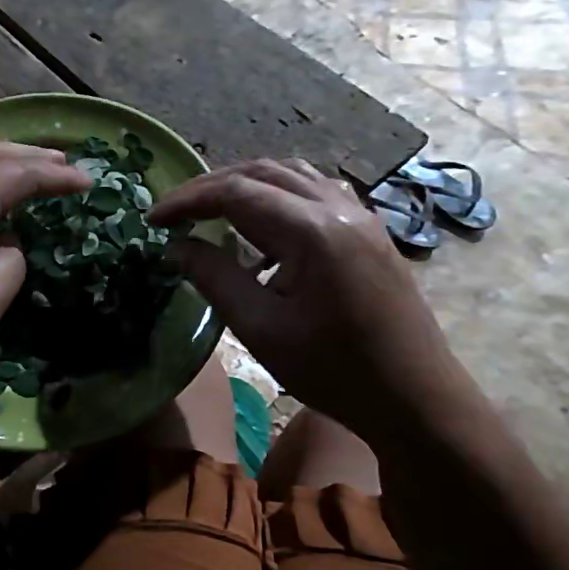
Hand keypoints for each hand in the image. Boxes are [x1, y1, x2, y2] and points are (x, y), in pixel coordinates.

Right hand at [148, 159, 458, 431]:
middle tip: (176, 212)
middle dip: (212, 187)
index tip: (153, 219)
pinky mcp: (368, 230)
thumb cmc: (333, 370)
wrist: (414, 397)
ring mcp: (359, 215)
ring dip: (246, 187)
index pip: (236, 192)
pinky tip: (263, 232)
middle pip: (263, 172)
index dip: (188, 200)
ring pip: (291, 176)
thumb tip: (176, 247)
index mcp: (312, 230)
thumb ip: (213, 277)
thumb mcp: (261, 328)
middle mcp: (338, 207)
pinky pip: (315, 193)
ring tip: (212, 214)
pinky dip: (278, 198)